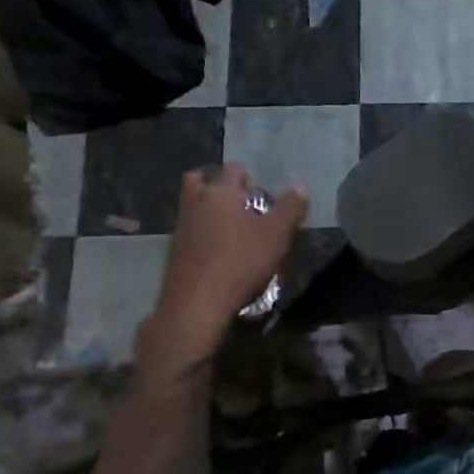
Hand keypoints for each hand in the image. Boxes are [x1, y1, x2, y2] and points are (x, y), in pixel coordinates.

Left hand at [144, 165, 305, 357]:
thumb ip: (290, 208)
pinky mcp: (174, 250)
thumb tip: (299, 187)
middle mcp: (196, 203)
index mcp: (220, 192)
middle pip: (200, 180)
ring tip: (230, 228)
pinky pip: (189, 229)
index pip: (234, 169)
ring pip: (192, 205)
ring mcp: (181, 226)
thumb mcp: (276, 235)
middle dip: (218, 186)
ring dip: (208, 208)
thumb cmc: (240, 262)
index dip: (249, 177)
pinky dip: (201, 231)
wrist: (196, 304)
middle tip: (238, 203)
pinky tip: (217, 250)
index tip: (261, 195)